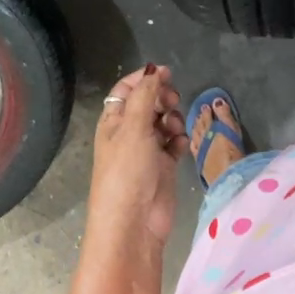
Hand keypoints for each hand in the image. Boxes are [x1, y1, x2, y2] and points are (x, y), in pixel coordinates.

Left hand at [88, 64, 186, 247]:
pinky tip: (181, 146)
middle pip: (148, 102)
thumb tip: (154, 68)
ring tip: (175, 130)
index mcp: (113, 121)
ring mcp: (146, 151)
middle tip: (173, 101)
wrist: (134, 224)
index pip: (126, 89)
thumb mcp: (133, 128)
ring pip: (164, 122)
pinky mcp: (163, 167)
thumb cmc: (127, 172)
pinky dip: (179, 141)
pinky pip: (174, 144)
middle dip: (162, 98)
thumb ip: (145, 95)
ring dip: (173, 119)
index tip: (167, 73)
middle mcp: (129, 133)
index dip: (145, 78)